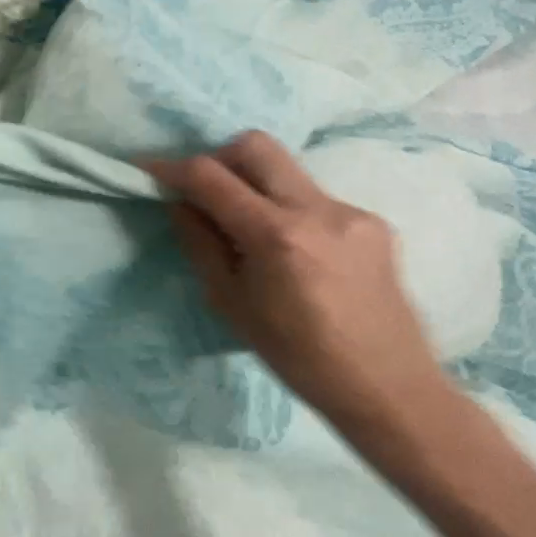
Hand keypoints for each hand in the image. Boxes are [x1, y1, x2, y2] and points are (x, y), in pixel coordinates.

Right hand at [146, 132, 445, 425]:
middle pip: (254, 146)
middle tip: (203, 189)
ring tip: (246, 225)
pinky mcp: (373, 224)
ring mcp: (352, 214)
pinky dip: (285, 207)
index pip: (209, 175)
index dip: (169, 167)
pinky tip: (288, 247)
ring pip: (284, 169)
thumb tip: (180, 202)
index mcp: (277, 235)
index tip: (145, 168)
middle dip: (217, 158)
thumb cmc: (297, 353)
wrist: (390, 390)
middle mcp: (319, 211)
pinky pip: (311, 196)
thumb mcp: (227, 299)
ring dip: (253, 184)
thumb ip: (199, 240)